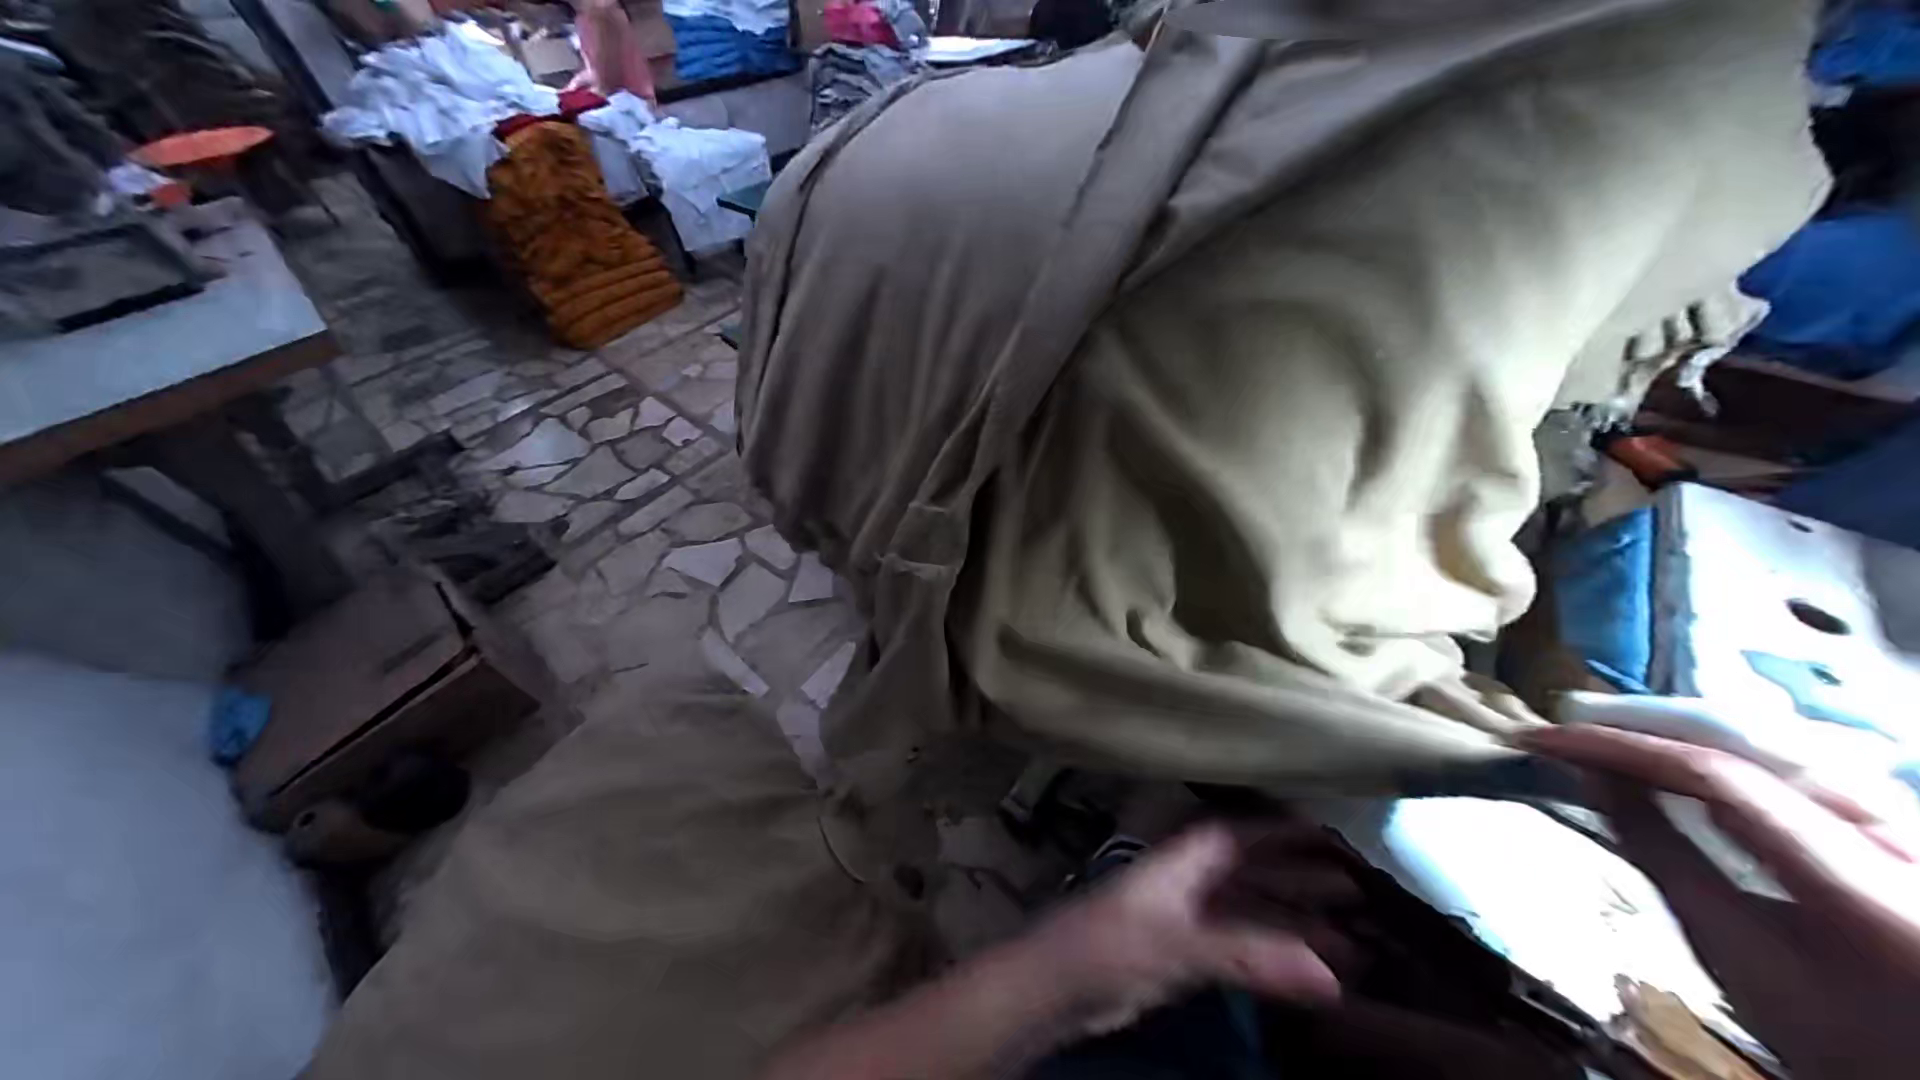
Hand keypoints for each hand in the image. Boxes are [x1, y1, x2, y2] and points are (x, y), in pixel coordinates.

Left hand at [1032, 823, 1344, 1031]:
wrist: (1057, 983)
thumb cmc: (1112, 945)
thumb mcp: (1180, 945)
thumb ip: (1250, 956)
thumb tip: (1330, 976)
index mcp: (1182, 860)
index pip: (1239, 834)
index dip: (1280, 832)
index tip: (1328, 838)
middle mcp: (1186, 880)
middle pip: (1249, 871)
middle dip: (1298, 879)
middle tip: (1356, 893)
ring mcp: (1183, 916)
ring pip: (1247, 909)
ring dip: (1290, 920)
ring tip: (1348, 942)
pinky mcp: (1179, 950)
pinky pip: (1237, 942)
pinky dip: (1269, 951)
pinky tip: (1301, 970)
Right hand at [1520, 724, 1919, 1079]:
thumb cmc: (1826, 1032)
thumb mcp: (1738, 957)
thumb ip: (1666, 857)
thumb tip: (1592, 775)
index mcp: (1864, 882)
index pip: (1715, 773)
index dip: (1618, 745)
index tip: (1542, 736)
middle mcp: (1902, 838)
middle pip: (1750, 742)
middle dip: (1647, 723)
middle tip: (1566, 721)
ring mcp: (1910, 829)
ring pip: (1775, 743)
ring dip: (1680, 727)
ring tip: (1607, 728)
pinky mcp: (1902, 828)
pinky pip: (1799, 760)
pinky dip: (1722, 744)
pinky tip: (1676, 748)